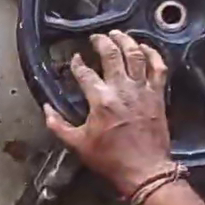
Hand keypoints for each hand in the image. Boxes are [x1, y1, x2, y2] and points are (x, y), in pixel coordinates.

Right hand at [43, 30, 175, 197]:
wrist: (145, 171)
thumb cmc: (111, 159)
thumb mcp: (78, 144)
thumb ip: (58, 125)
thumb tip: (46, 109)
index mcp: (100, 100)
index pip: (85, 72)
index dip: (77, 63)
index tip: (75, 59)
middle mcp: (122, 90)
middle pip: (112, 54)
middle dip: (101, 41)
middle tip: (95, 38)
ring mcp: (142, 90)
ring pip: (135, 55)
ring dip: (125, 41)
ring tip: (117, 34)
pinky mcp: (158, 95)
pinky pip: (158, 67)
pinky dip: (152, 54)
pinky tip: (144, 47)